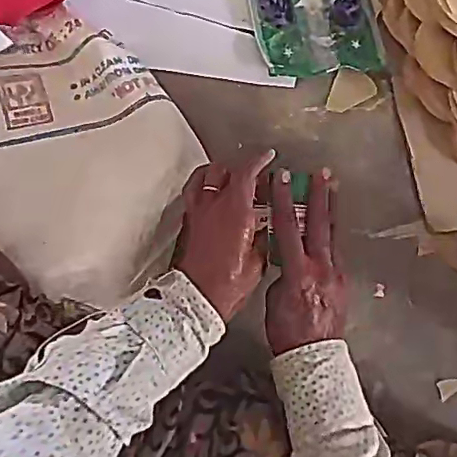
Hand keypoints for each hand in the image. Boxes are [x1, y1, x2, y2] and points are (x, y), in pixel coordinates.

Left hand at [173, 149, 274, 320]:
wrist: (195, 299)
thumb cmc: (227, 284)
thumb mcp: (258, 261)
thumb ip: (264, 238)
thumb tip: (267, 229)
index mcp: (235, 210)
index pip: (246, 172)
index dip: (258, 160)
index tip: (268, 156)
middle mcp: (212, 205)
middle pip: (222, 169)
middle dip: (240, 167)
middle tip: (254, 175)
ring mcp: (196, 212)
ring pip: (203, 177)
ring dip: (217, 173)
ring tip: (228, 178)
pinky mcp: (187, 223)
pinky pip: (194, 193)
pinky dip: (204, 187)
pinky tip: (212, 197)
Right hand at [264, 168, 348, 355]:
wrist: (314, 357)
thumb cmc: (286, 332)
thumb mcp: (273, 298)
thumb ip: (280, 273)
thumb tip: (285, 260)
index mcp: (299, 271)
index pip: (288, 227)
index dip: (283, 200)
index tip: (282, 178)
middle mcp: (321, 268)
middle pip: (319, 224)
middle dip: (319, 196)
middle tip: (322, 173)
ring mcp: (336, 274)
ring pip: (333, 235)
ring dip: (331, 211)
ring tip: (333, 189)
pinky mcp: (343, 282)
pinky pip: (335, 253)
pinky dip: (331, 237)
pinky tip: (329, 228)